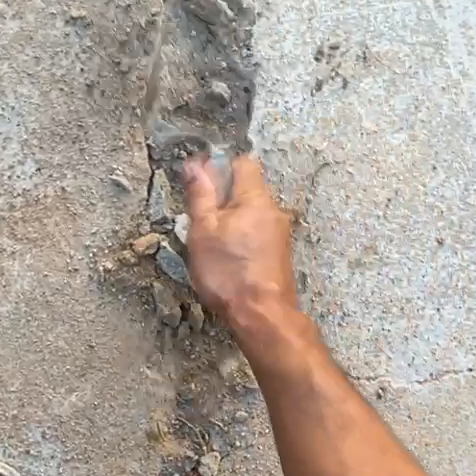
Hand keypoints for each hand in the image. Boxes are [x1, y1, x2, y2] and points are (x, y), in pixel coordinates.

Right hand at [183, 154, 299, 330]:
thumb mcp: (203, 231)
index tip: (200, 184)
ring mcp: (279, 233)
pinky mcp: (279, 253)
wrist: (262, 313)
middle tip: (200, 221)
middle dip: (223, 199)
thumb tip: (195, 164)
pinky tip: (228, 259)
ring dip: (231, 221)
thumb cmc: (228, 272)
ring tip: (212, 245)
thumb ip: (201, 195)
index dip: (220, 166)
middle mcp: (273, 210)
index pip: (242, 162)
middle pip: (246, 189)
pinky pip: (257, 233)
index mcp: (255, 198)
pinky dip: (241, 238)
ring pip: (251, 214)